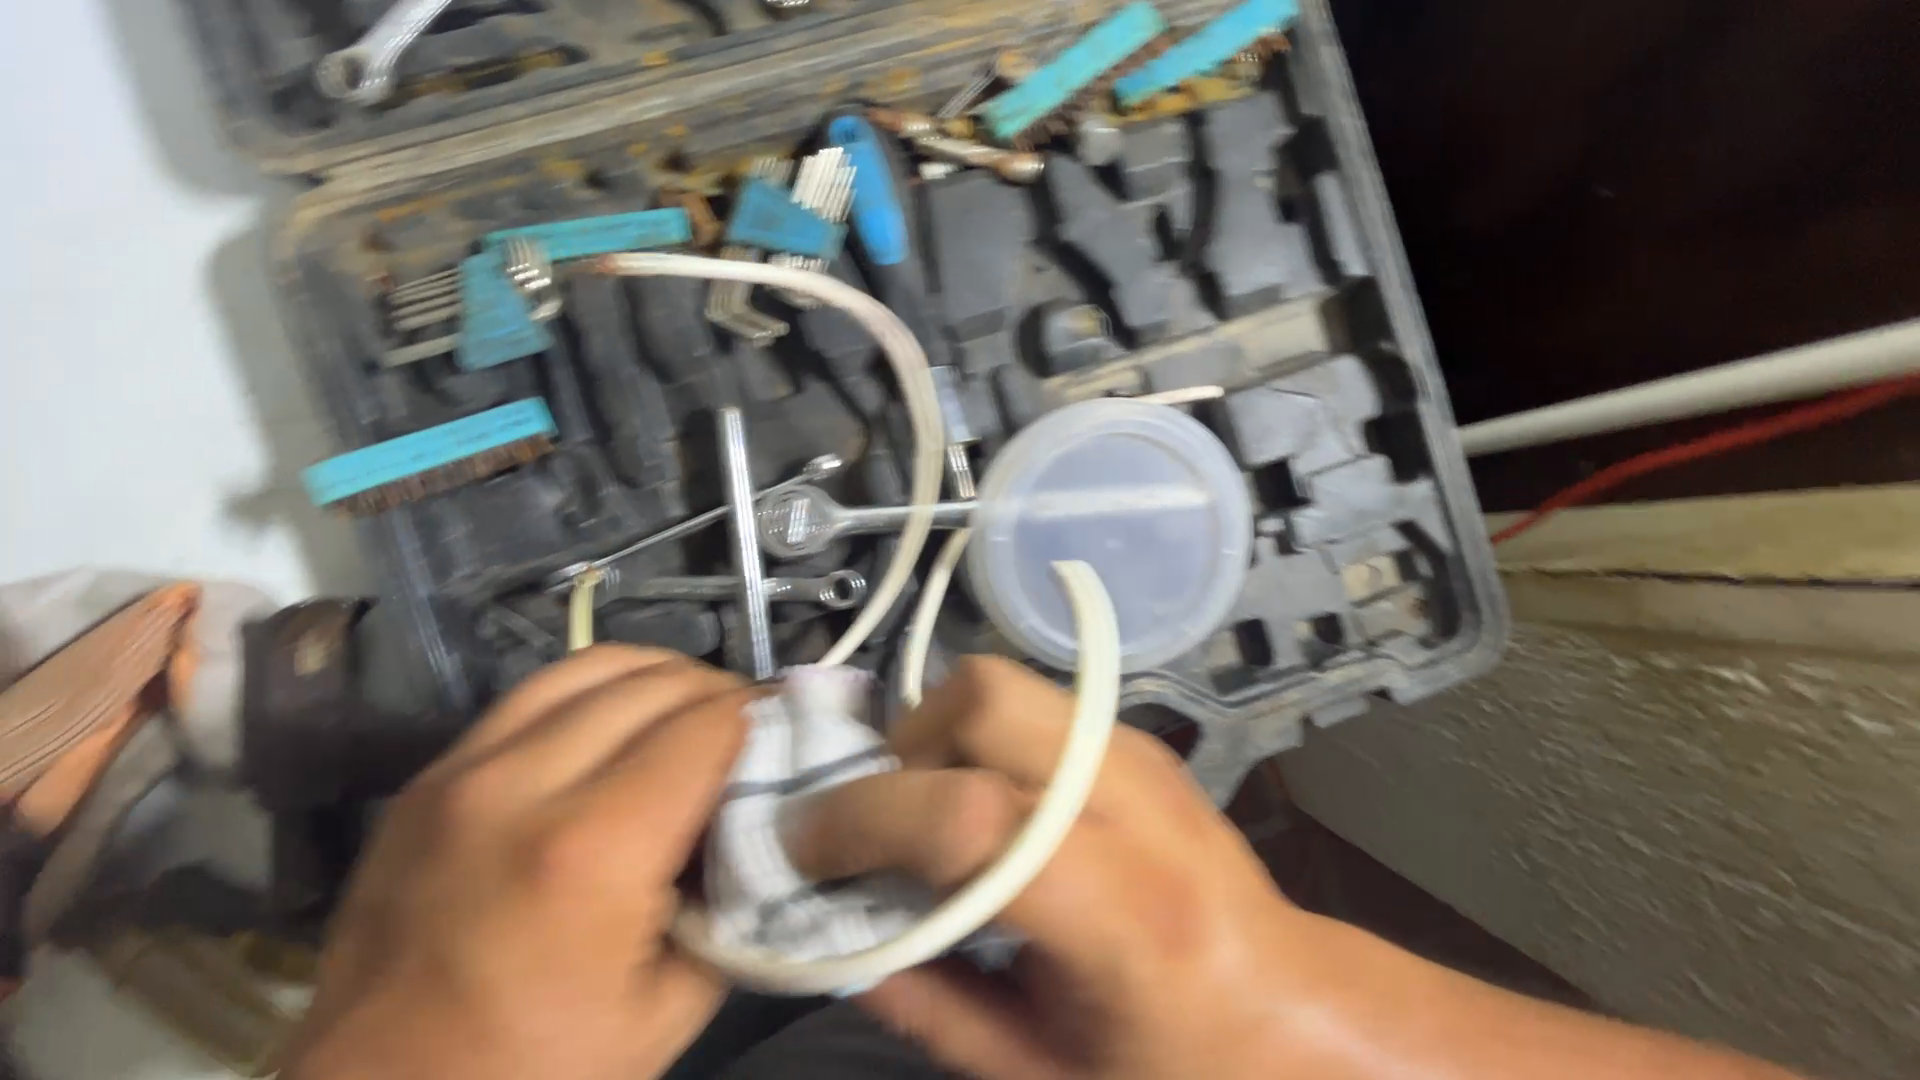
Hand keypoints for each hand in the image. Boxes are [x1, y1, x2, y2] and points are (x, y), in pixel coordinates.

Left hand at [280, 647, 751, 1079]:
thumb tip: (761, 816)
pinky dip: (595, 690)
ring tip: (688, 709)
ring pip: (592, 666)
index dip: (760, 717)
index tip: (787, 731)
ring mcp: (464, 771)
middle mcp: (523, 785)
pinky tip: (616, 722)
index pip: (707, 726)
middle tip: (748, 726)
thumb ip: (729, 898)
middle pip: (655, 684)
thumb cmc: (537, 1073)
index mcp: (593, 850)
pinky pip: (533, 693)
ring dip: (659, 676)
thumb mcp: (671, 1007)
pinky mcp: (430, 775)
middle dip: (719, 692)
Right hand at [785, 657, 1802, 1079]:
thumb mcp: (1040, 1073)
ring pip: (1004, 683)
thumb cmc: (1178, 1064)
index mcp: (1125, 910)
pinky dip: (976, 736)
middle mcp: (1136, 803)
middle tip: (882, 817)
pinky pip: (1027, 705)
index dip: (866, 823)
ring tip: (925, 804)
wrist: (1287, 1005)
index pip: (971, 819)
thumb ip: (930, 1006)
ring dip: (939, 732)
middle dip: (907, 747)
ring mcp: (1138, 754)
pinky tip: (978, 800)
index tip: (810, 847)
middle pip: (988, 701)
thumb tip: (838, 938)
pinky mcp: (1132, 739)